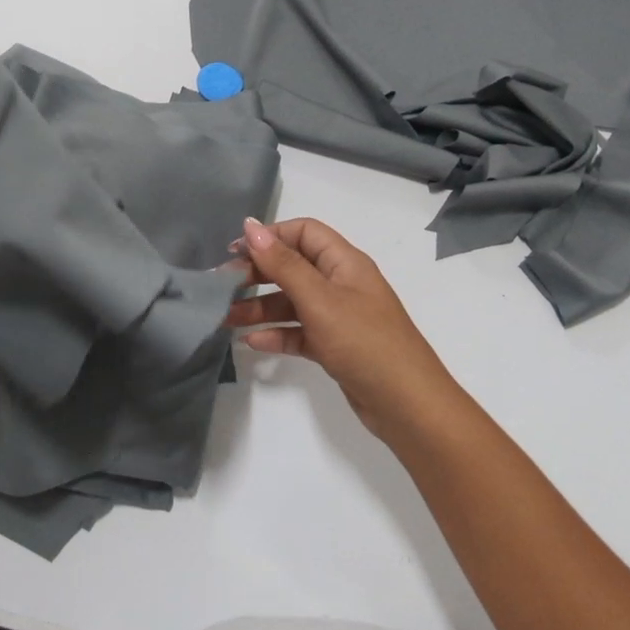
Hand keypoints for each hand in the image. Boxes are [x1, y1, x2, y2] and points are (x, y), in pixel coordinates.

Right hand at [226, 217, 447, 434]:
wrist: (407, 405)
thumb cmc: (364, 342)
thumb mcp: (319, 299)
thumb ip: (282, 264)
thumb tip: (251, 225)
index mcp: (344, 263)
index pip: (303, 232)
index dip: (269, 237)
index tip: (234, 253)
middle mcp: (341, 284)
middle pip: (292, 267)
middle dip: (256, 274)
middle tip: (222, 288)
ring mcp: (338, 317)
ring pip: (290, 302)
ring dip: (258, 308)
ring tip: (225, 319)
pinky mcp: (333, 346)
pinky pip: (297, 332)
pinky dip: (275, 334)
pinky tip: (251, 343)